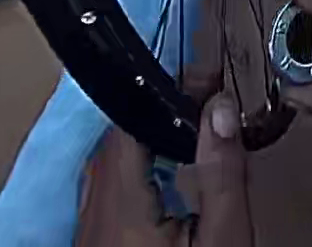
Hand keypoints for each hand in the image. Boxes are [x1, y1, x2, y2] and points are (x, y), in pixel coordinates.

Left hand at [75, 94, 252, 245]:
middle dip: (166, 110)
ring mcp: (89, 225)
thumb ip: (222, 174)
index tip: (207, 81)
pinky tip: (170, 175)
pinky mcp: (96, 241)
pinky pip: (112, 184)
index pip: (131, 115)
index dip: (168, 89)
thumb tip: (221, 105)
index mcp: (118, 199)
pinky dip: (142, 166)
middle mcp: (93, 205)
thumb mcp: (222, 244)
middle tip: (210, 103)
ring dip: (154, 137)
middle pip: (124, 132)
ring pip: (116, 157)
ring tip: (198, 132)